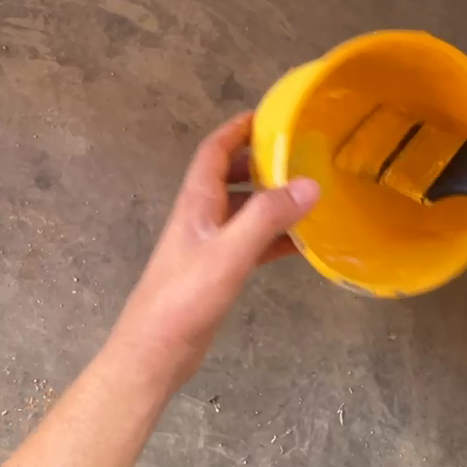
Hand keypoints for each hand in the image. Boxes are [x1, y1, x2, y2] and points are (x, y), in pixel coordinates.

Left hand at [106, 113, 318, 388]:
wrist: (156, 351)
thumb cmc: (185, 298)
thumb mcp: (229, 253)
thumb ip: (267, 218)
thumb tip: (310, 184)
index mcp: (197, 202)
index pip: (214, 151)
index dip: (237, 128)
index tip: (269, 115)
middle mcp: (202, 217)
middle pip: (230, 175)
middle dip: (260, 160)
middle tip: (300, 154)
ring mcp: (209, 245)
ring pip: (243, 209)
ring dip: (270, 198)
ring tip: (308, 193)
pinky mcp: (218, 271)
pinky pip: (251, 242)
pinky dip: (274, 236)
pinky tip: (301, 242)